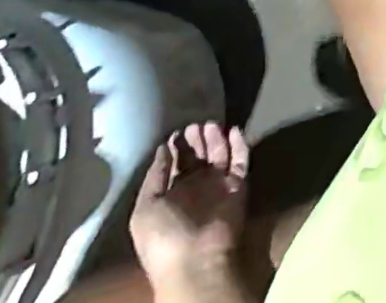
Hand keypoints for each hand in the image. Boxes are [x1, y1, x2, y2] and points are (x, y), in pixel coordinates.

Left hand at [130, 122, 250, 302]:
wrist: (196, 262)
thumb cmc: (164, 238)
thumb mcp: (145, 209)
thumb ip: (155, 176)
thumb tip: (164, 147)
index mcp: (172, 196)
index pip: (177, 165)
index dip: (177, 148)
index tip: (177, 131)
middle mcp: (197, 189)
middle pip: (199, 157)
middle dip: (197, 140)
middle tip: (196, 125)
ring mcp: (219, 187)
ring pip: (220, 155)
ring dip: (216, 139)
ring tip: (211, 124)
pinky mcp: (238, 186)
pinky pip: (241, 160)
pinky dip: (239, 145)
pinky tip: (234, 130)